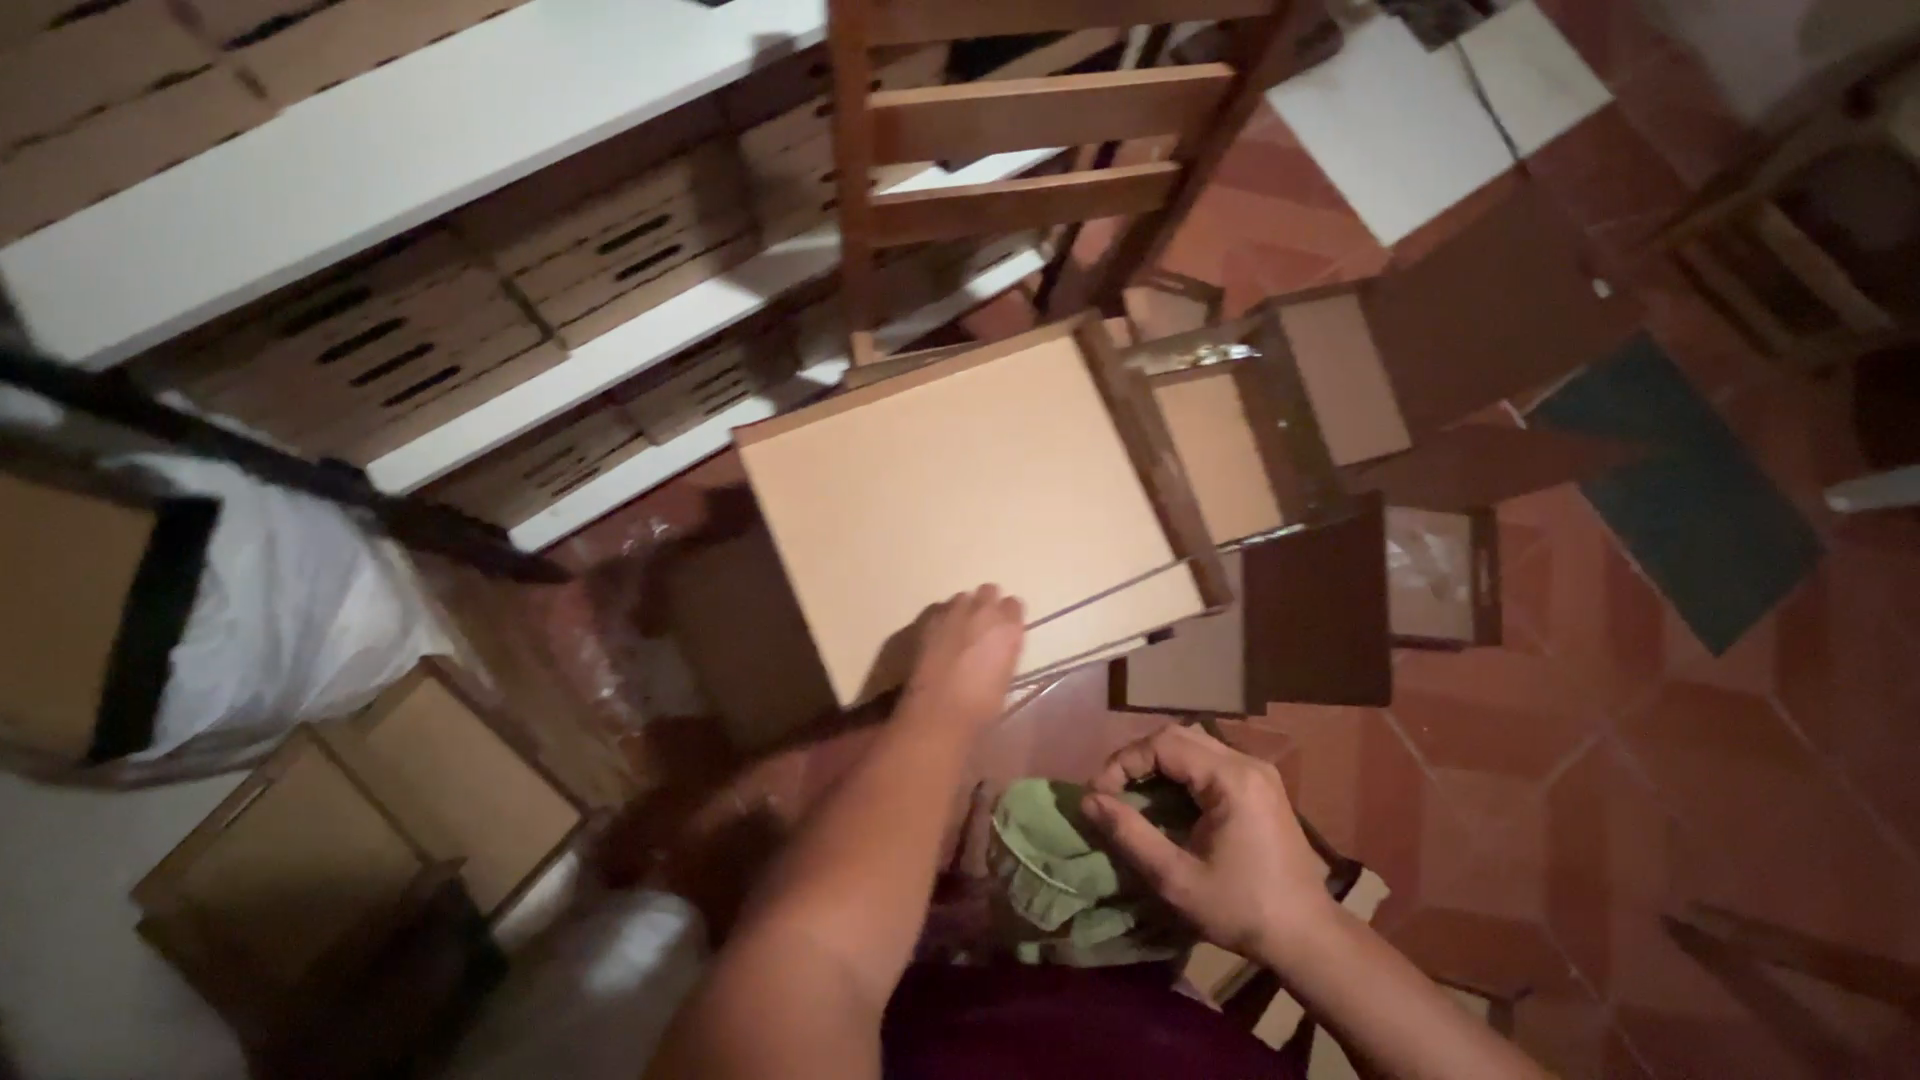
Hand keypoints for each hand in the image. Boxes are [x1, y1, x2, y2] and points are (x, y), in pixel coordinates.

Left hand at [902, 585, 1024, 732]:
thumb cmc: (981, 706)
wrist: (940, 711)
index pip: (1014, 605)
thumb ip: (1003, 653)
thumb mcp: (1005, 678)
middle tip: (981, 625)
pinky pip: (940, 609)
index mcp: (1008, 628)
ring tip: (958, 630)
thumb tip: (996, 650)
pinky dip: (943, 618)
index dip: (1008, 616)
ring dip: (964, 609)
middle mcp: (984, 611)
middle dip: (986, 604)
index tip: (1004, 629)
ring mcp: (954, 612)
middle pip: (989, 591)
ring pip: (962, 597)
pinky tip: (939, 636)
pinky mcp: (929, 620)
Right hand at [1082, 725, 1334, 959]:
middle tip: (1111, 792)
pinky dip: (1179, 773)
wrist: (1307, 936)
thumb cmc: (1241, 909)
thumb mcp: (1176, 878)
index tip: (1099, 795)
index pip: (1163, 743)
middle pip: (1179, 735)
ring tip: (1131, 795)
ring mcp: (1258, 772)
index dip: (1123, 762)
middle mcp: (1247, 763)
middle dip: (1137, 758)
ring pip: (1194, 744)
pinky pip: (1210, 761)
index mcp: (1232, 779)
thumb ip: (1130, 834)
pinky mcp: (1260, 786)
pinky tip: (1164, 803)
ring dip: (1157, 763)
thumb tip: (1088, 801)